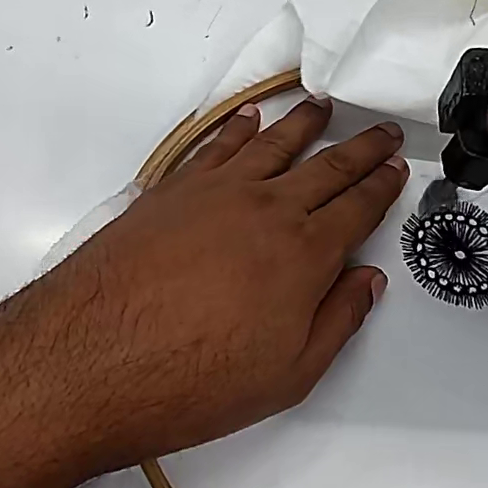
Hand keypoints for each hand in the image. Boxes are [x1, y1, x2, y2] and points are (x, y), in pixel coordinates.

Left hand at [3, 96, 407, 469]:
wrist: (93, 360)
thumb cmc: (193, 380)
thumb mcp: (288, 375)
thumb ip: (336, 321)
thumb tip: (366, 281)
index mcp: (303, 255)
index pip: (356, 209)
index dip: (380, 187)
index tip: (394, 169)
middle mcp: (265, 210)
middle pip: (326, 168)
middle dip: (360, 149)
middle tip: (381, 133)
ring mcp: (215, 193)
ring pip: (273, 144)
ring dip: (304, 124)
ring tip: (323, 107)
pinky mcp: (172, 191)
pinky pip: (216, 146)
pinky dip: (237, 128)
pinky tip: (249, 118)